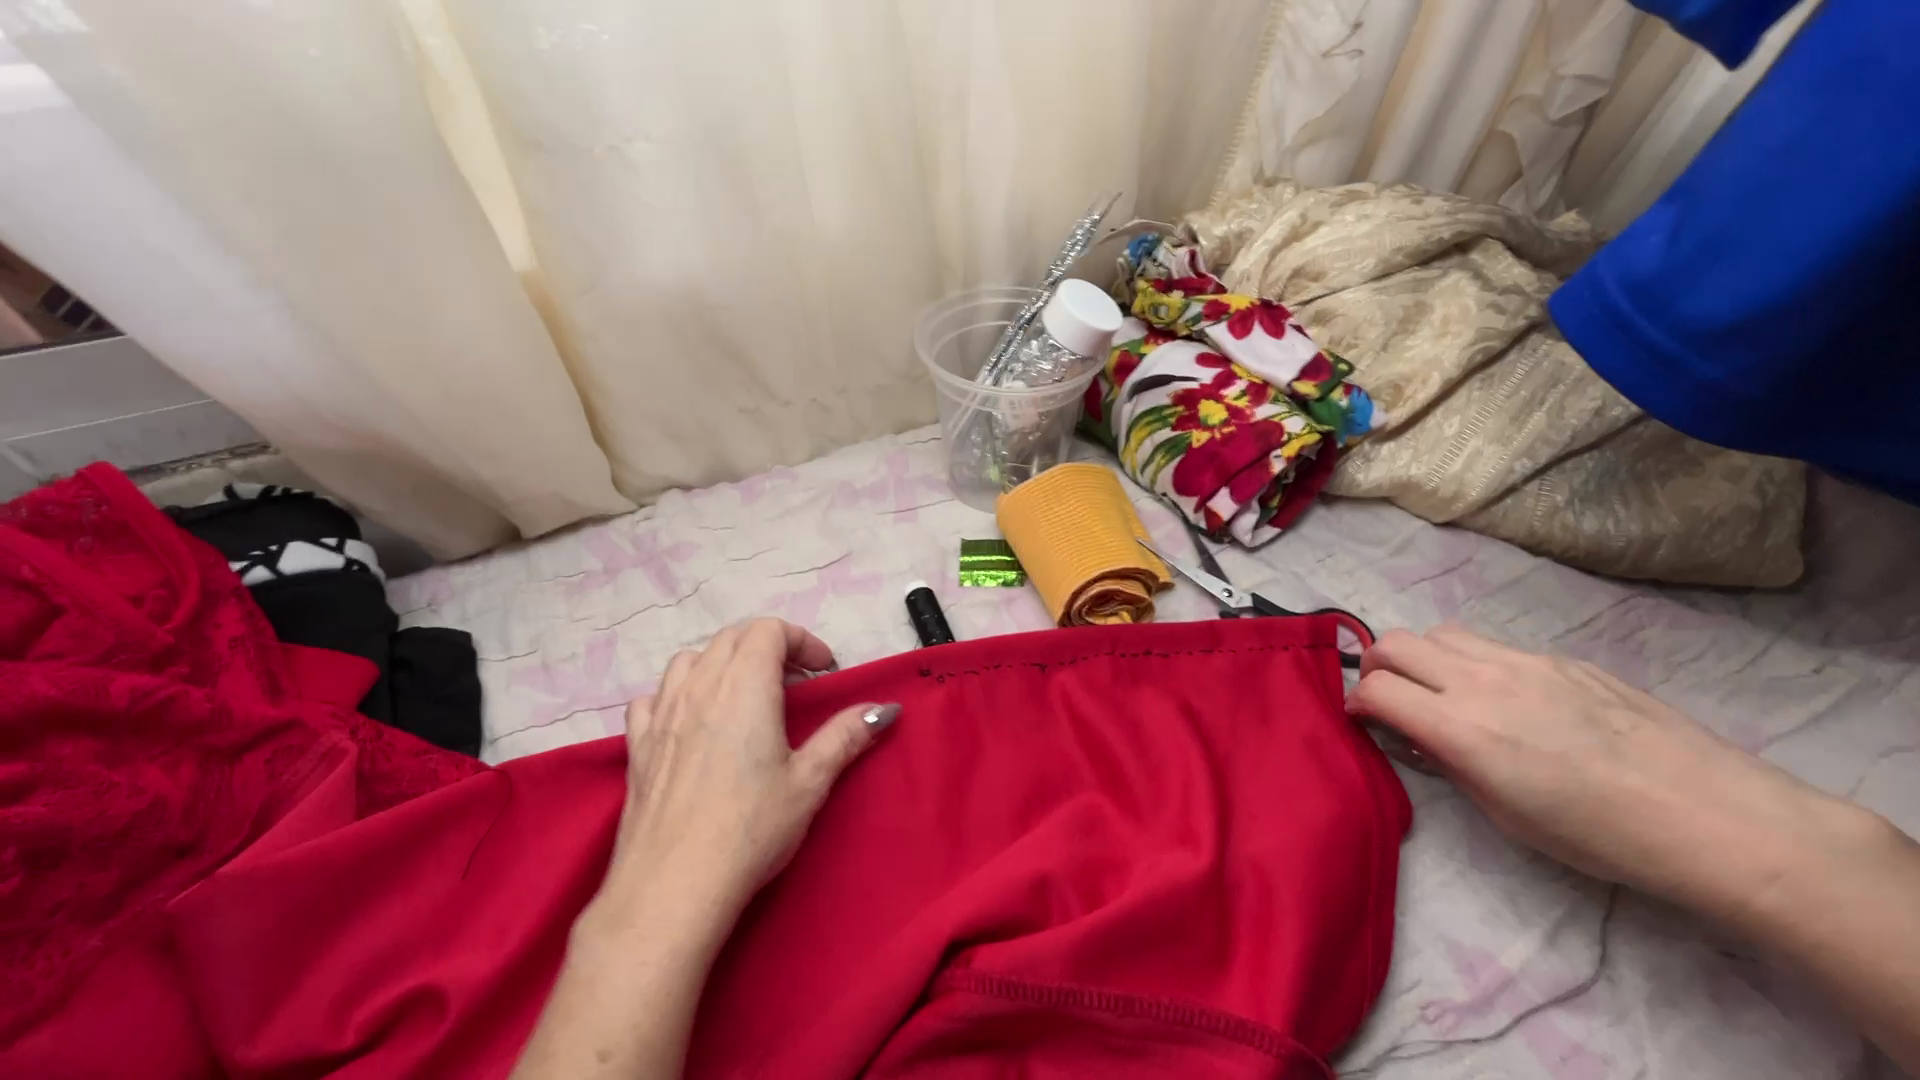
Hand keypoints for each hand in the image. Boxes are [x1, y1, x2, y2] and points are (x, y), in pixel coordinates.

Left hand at [600, 618, 898, 923]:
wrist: (673, 885)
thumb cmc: (751, 829)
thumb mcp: (809, 781)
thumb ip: (845, 736)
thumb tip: (884, 709)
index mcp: (745, 687)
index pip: (768, 630)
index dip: (800, 640)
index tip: (822, 671)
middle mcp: (700, 688)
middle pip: (731, 638)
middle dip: (767, 647)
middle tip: (794, 683)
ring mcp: (661, 714)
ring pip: (689, 660)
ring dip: (722, 663)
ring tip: (744, 695)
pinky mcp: (637, 745)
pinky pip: (653, 697)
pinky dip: (678, 693)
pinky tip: (690, 720)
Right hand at [1348, 624, 1866, 920]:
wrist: (1709, 814)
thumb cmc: (1599, 836)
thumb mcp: (1504, 816)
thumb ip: (1450, 765)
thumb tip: (1420, 739)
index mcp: (1462, 729)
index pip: (1376, 689)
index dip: (1357, 703)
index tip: (1363, 721)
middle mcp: (1482, 681)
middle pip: (1395, 642)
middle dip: (1377, 667)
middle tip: (1390, 698)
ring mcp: (1525, 662)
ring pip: (1441, 632)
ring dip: (1422, 656)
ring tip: (1440, 690)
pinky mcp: (1562, 659)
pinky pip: (1492, 645)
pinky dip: (1471, 661)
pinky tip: (1505, 699)